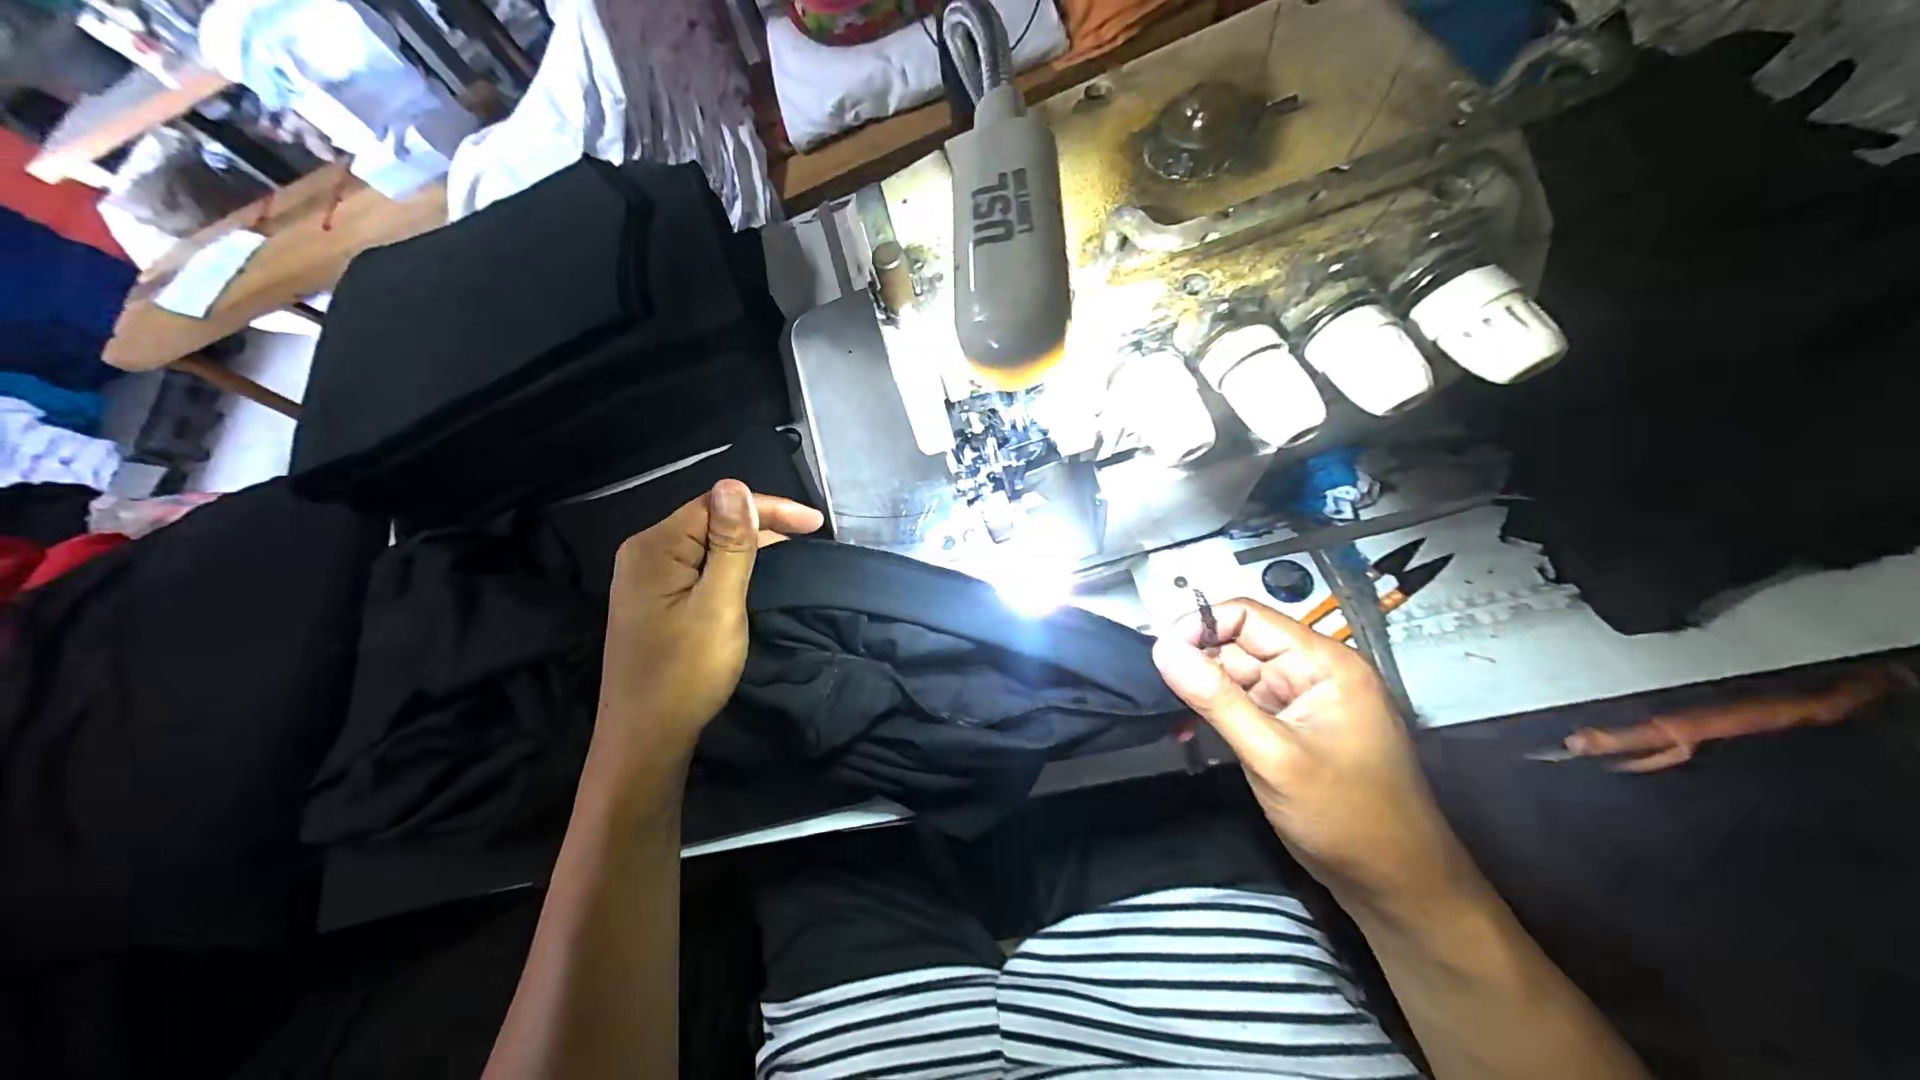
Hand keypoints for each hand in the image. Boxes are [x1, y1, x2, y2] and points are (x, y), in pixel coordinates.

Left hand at [592, 480, 823, 772]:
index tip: (815, 523)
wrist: (645, 738)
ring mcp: (646, 578)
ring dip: (748, 542)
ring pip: (705, 543)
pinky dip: (730, 563)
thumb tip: (734, 486)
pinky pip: (697, 565)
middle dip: (760, 522)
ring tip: (793, 548)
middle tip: (810, 535)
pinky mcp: (654, 599)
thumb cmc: (686, 673)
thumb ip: (730, 545)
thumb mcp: (719, 606)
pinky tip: (755, 569)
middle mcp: (644, 554)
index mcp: (654, 548)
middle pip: (709, 519)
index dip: (767, 507)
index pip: (716, 505)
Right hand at [1153, 598, 1473, 916]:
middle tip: (1164, 693)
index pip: (1249, 616)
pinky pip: (1242, 703)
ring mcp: (1300, 700)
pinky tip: (1193, 731)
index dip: (1201, 626)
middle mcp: (1312, 672)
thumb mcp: (1273, 756)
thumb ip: (1216, 699)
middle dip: (1198, 664)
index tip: (1163, 654)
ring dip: (1203, 692)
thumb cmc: (1349, 819)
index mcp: (1323, 664)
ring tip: (1179, 720)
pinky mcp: (1288, 726)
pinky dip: (1215, 713)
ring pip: (1234, 674)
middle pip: (1238, 644)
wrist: (1395, 884)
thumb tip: (1165, 651)